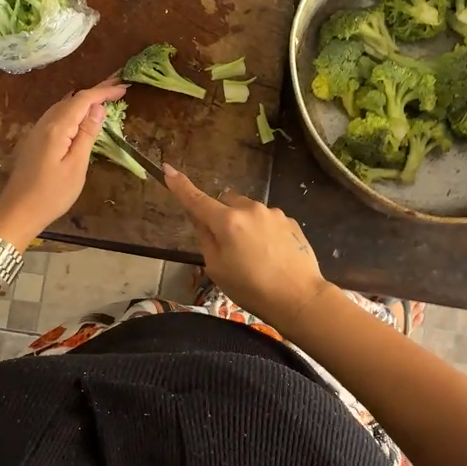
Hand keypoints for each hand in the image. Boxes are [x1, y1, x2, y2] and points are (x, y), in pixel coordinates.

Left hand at [0, 82, 127, 249]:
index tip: (123, 87)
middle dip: (95, 92)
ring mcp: (37, 131)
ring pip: (63, 106)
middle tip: (118, 88)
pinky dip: (73, 111)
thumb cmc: (51, 194)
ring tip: (104, 99)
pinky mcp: (35, 141)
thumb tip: (98, 108)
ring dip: (84, 100)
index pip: (82, 100)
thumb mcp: (76, 166)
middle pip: (72, 99)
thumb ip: (87, 135)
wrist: (17, 213)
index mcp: (57, 128)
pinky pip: (57, 116)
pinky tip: (81, 116)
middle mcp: (45, 124)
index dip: (103, 91)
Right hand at [163, 165, 333, 329]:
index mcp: (227, 221)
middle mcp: (250, 209)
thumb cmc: (251, 288)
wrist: (299, 297)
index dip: (180, 186)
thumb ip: (206, 239)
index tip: (168, 169)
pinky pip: (268, 220)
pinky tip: (271, 255)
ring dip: (244, 224)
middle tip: (226, 245)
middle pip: (226, 202)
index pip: (197, 199)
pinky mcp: (290, 221)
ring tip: (254, 256)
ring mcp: (273, 213)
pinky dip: (263, 231)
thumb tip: (202, 220)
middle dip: (222, 216)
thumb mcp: (217, 269)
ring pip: (249, 210)